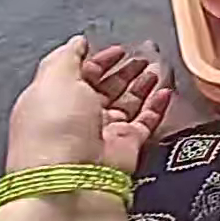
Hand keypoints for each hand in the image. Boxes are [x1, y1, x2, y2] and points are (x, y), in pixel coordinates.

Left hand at [4, 37, 172, 174]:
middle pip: (107, 88)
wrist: (72, 178)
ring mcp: (105, 132)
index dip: (99, 60)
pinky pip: (147, 121)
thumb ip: (66, 57)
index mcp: (55, 100)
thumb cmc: (56, 127)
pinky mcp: (128, 146)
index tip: (119, 49)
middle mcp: (79, 116)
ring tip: (157, 69)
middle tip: (143, 58)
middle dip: (124, 71)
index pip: (81, 75)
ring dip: (143, 85)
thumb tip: (78, 42)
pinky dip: (158, 106)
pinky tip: (166, 91)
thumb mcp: (53, 81)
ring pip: (129, 103)